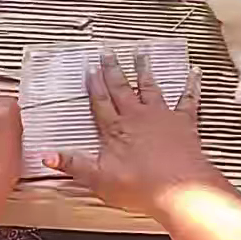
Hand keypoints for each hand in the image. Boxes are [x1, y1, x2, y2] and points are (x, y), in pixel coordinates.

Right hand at [44, 51, 235, 219]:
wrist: (178, 188)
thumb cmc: (140, 186)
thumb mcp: (99, 179)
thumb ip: (74, 165)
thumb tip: (47, 156)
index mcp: (116, 129)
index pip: (101, 102)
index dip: (95, 85)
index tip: (91, 68)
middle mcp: (137, 116)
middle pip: (122, 88)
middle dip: (113, 69)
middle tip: (108, 51)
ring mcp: (161, 116)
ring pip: (150, 87)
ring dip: (144, 69)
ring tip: (140, 52)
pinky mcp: (184, 122)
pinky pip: (188, 99)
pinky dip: (191, 85)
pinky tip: (194, 73)